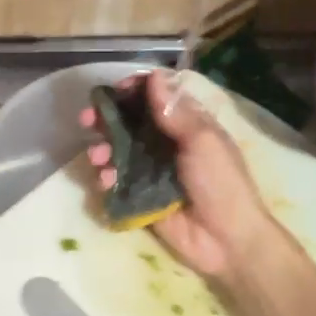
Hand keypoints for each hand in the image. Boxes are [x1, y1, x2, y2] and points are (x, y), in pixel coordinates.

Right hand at [81, 71, 277, 279]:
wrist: (228, 241)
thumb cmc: (221, 183)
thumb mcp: (202, 141)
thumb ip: (174, 111)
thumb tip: (154, 75)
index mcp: (185, 123)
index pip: (154, 96)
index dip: (134, 89)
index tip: (117, 90)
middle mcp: (164, 142)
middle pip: (128, 121)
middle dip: (105, 118)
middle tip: (87, 120)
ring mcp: (150, 169)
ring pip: (117, 150)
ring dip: (101, 148)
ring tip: (98, 157)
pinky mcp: (140, 195)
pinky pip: (116, 180)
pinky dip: (105, 177)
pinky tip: (105, 180)